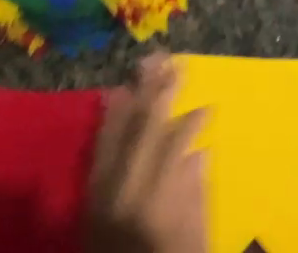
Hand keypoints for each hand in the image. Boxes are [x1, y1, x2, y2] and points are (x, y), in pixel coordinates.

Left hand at [84, 54, 207, 252]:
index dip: (190, 122)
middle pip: (141, 130)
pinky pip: (97, 150)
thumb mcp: (194, 245)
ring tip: (144, 68)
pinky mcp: (88, 201)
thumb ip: (194, 199)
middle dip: (157, 93)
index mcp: (155, 202)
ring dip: (131, 98)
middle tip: (172, 62)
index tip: (208, 107)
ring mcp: (101, 194)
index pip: (172, 146)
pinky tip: (113, 101)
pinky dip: (107, 122)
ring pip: (115, 134)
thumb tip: (197, 154)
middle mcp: (123, 191)